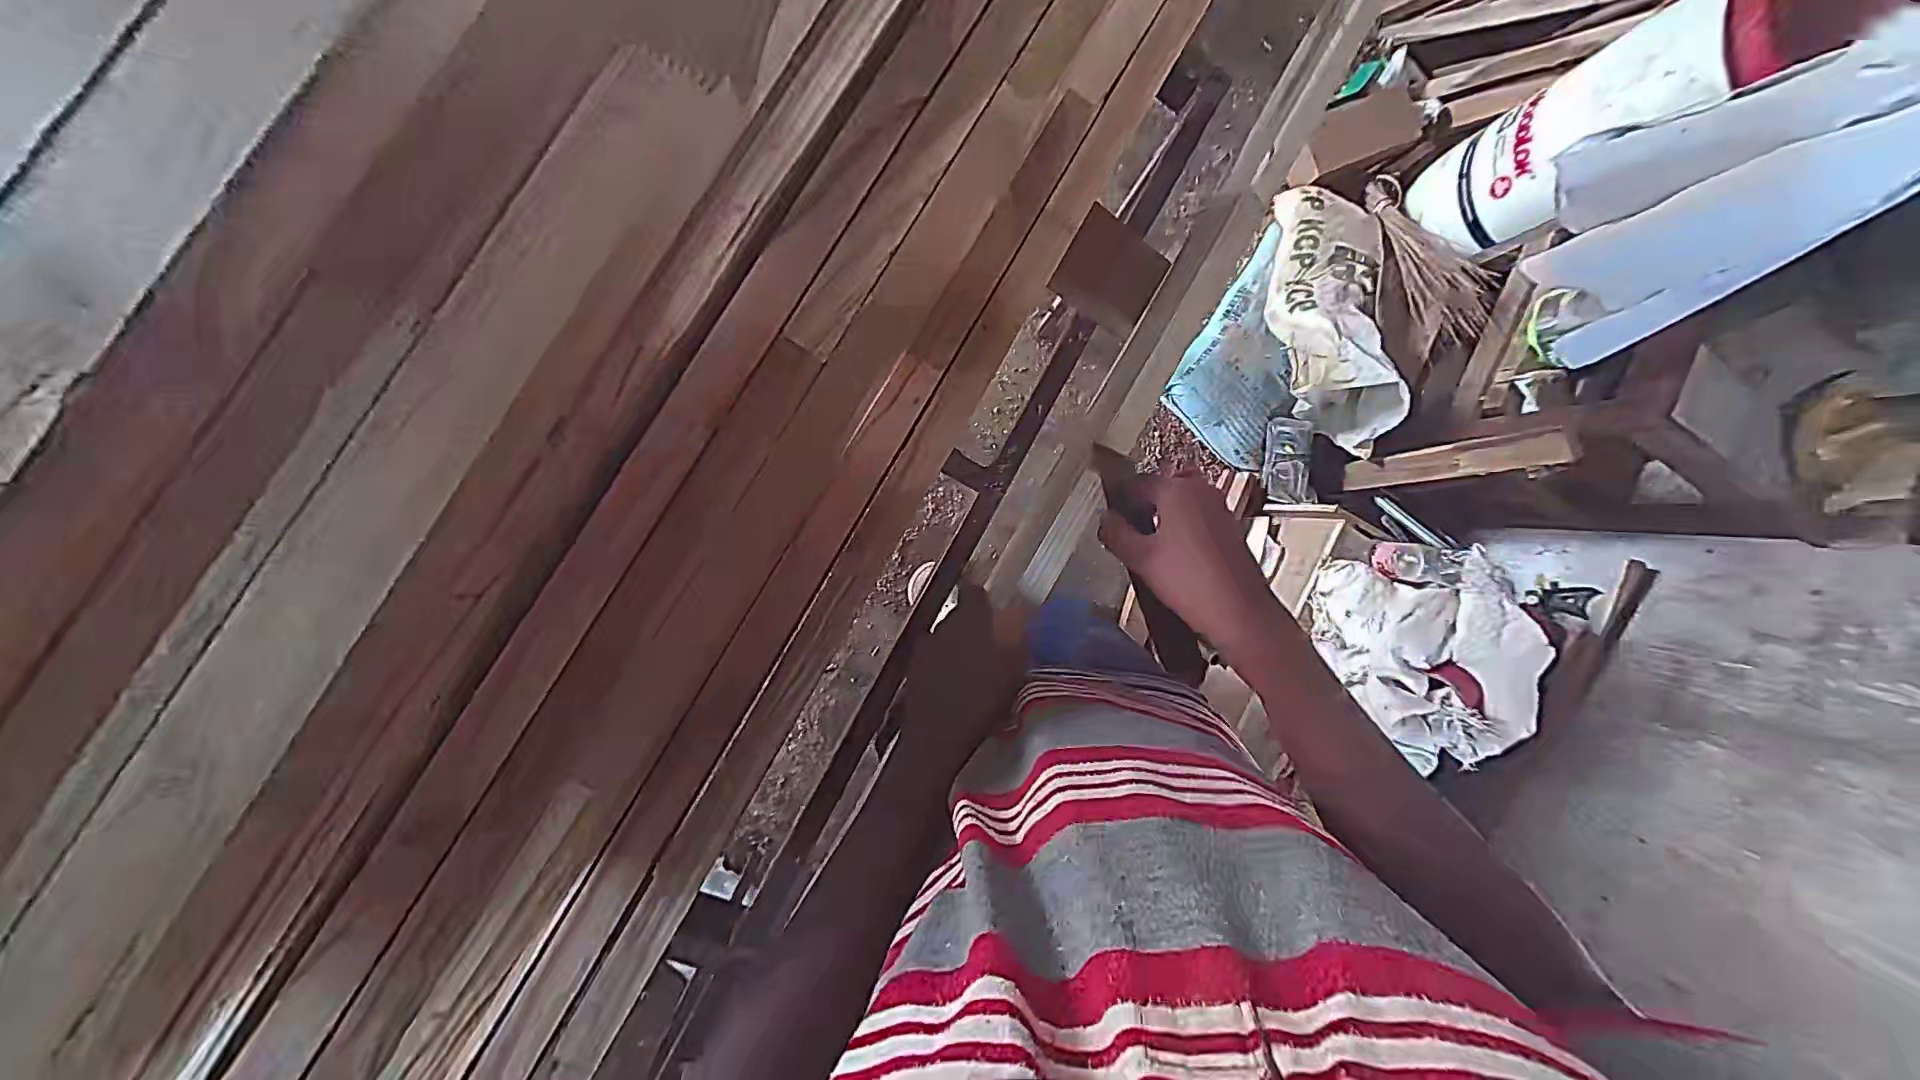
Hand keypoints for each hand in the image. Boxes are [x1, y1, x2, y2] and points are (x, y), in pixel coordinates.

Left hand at [893, 584, 1028, 775]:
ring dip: (959, 646)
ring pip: (946, 637)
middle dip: (974, 626)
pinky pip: (934, 659)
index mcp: (969, 618)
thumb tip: (1023, 615)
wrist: (938, 735)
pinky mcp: (913, 671)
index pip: (974, 592)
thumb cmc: (983, 699)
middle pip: (960, 615)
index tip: (996, 610)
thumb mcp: (1014, 666)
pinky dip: (945, 666)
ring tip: (976, 670)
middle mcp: (942, 626)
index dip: (984, 599)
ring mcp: (924, 648)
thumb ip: (1018, 635)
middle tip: (993, 646)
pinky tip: (957, 686)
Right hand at [1097, 472, 1286, 659]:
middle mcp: (1201, 492)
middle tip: (1125, 533)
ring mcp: (1219, 509)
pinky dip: (1180, 531)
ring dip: (1161, 521)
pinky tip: (1171, 558)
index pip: (1136, 483)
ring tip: (1146, 549)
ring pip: (1179, 505)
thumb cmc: (1192, 583)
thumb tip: (1106, 520)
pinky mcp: (1228, 529)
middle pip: (1160, 491)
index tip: (1108, 518)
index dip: (1118, 501)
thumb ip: (1116, 533)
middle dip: (1141, 509)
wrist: (1240, 613)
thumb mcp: (1140, 558)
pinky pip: (1196, 520)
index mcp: (1177, 490)